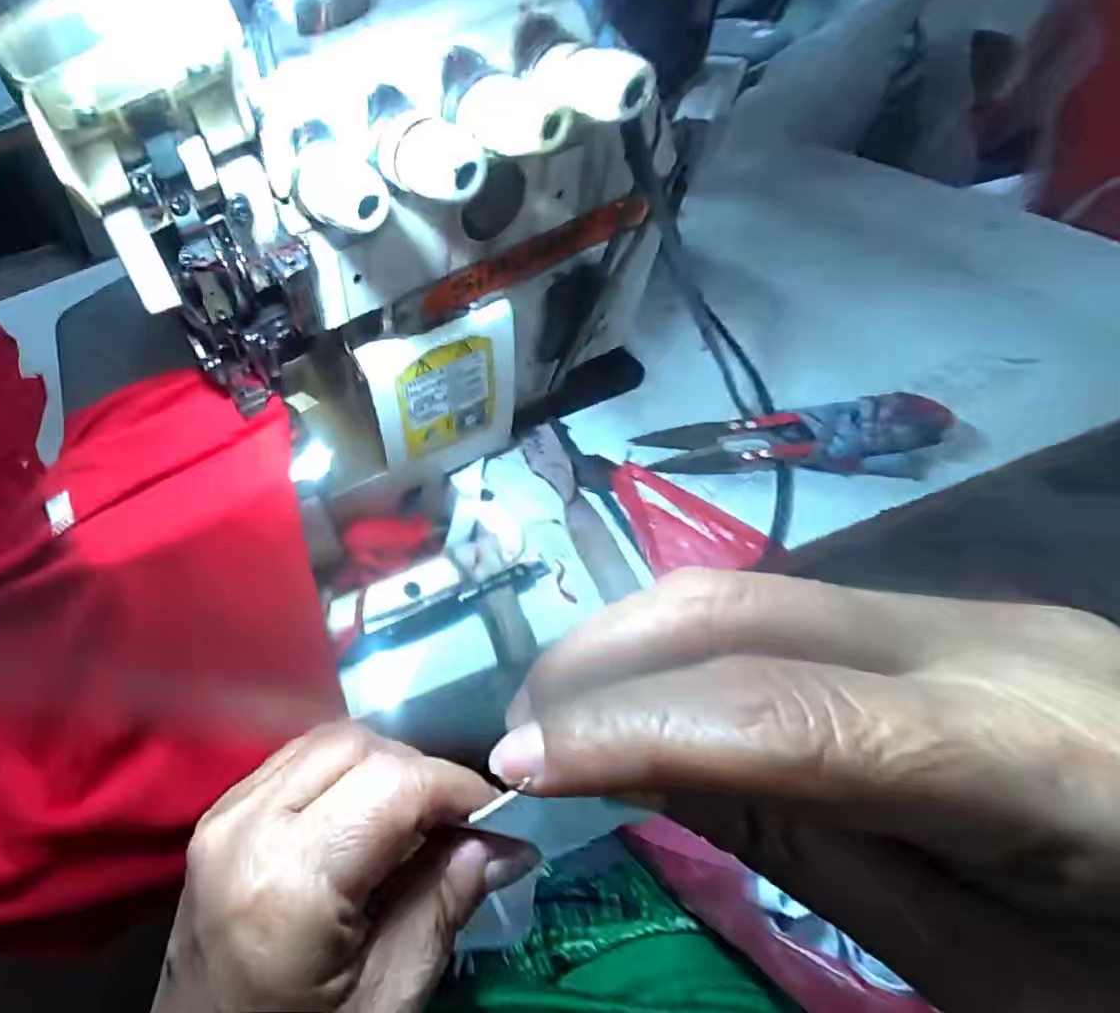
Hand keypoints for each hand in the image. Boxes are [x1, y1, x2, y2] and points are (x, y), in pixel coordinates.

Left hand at [155, 721, 538, 1012]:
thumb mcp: (385, 998)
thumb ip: (439, 905)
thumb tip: (502, 842)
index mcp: (289, 878)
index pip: (386, 783)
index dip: (452, 785)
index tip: (496, 815)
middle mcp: (247, 823)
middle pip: (348, 746)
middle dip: (415, 769)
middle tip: (458, 818)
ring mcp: (224, 810)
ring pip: (317, 742)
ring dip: (376, 762)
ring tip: (416, 815)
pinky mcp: (217, 810)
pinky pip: (289, 761)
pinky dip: (337, 770)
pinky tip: (363, 811)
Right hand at [492, 568, 1119, 1011]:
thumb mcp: (977, 968)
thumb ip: (781, 843)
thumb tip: (607, 771)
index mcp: (1040, 762)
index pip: (772, 713)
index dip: (621, 729)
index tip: (515, 765)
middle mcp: (990, 644)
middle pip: (723, 611)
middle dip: (591, 665)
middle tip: (524, 731)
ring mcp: (954, 610)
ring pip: (724, 590)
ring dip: (612, 645)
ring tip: (561, 711)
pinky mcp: (922, 610)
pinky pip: (754, 604)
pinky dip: (663, 643)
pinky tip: (635, 690)